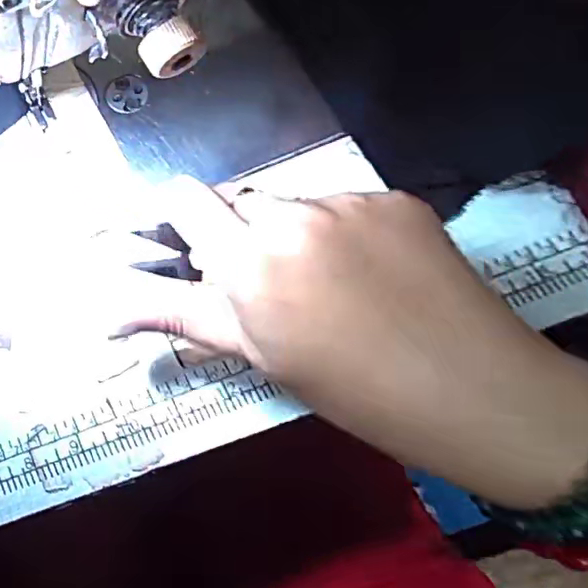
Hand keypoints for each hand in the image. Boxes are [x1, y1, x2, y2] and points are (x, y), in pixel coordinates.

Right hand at [111, 180, 587, 508]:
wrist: (479, 392)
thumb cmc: (354, 392)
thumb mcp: (261, 356)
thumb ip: (184, 316)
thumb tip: (108, 310)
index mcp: (252, 263)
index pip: (185, 198)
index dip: (178, 216)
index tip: (188, 245)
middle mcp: (294, 216)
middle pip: (238, 199)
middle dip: (238, 232)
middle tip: (268, 285)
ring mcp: (350, 200)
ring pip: (290, 201)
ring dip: (289, 231)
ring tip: (328, 283)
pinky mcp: (395, 195)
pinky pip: (342, 202)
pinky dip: (340, 229)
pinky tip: (370, 271)